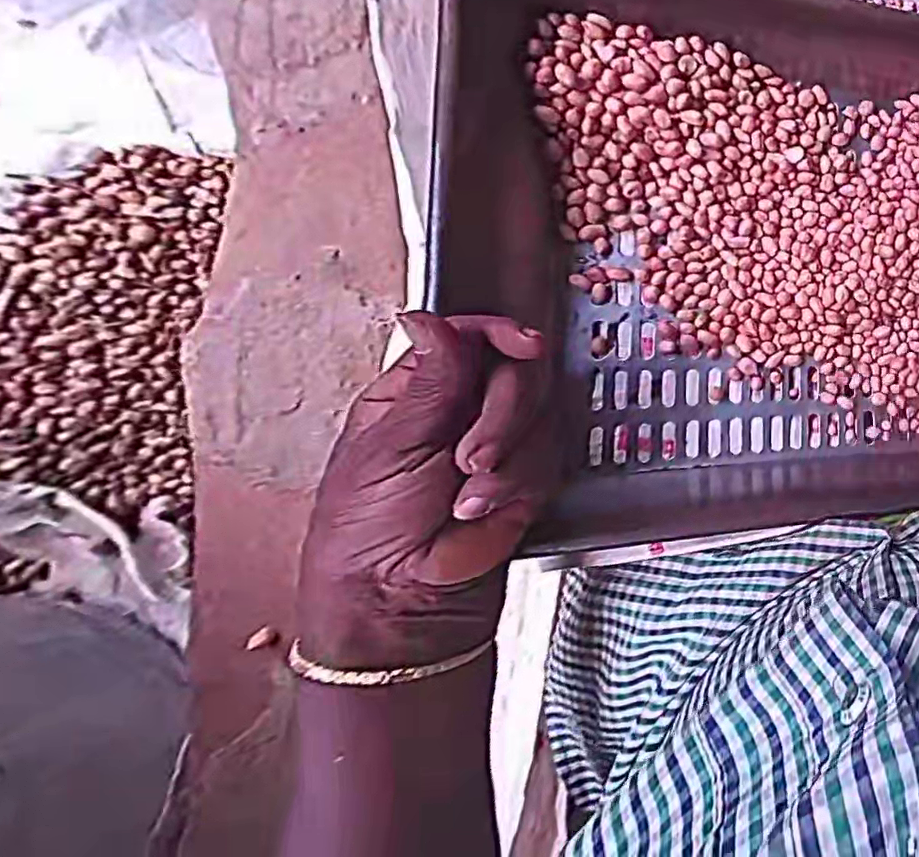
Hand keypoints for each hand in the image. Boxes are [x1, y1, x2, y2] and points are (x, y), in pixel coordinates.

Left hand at [296, 311, 554, 670]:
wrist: (404, 601)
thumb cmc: (369, 529)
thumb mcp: (390, 448)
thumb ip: (431, 382)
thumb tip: (425, 317)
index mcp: (418, 391)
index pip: (471, 338)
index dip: (501, 334)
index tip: (524, 344)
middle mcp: (465, 407)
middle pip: (518, 372)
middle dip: (502, 414)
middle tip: (470, 456)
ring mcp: (502, 438)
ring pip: (540, 414)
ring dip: (509, 458)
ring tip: (466, 497)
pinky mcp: (530, 470)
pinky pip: (549, 454)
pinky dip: (521, 483)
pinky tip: (485, 509)